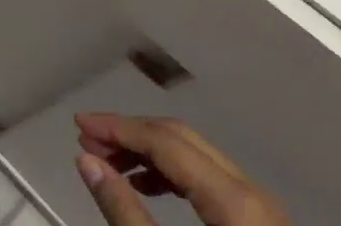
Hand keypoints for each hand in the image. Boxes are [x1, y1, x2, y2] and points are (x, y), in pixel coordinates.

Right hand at [75, 113, 290, 225]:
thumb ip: (125, 213)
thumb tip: (86, 161)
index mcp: (236, 203)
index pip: (166, 142)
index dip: (118, 128)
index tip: (78, 125)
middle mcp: (254, 194)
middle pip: (182, 139)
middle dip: (130, 134)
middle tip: (87, 140)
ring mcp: (262, 209)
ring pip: (196, 155)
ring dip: (148, 152)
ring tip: (109, 164)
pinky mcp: (260, 225)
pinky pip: (210, 179)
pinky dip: (172, 173)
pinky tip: (145, 186)